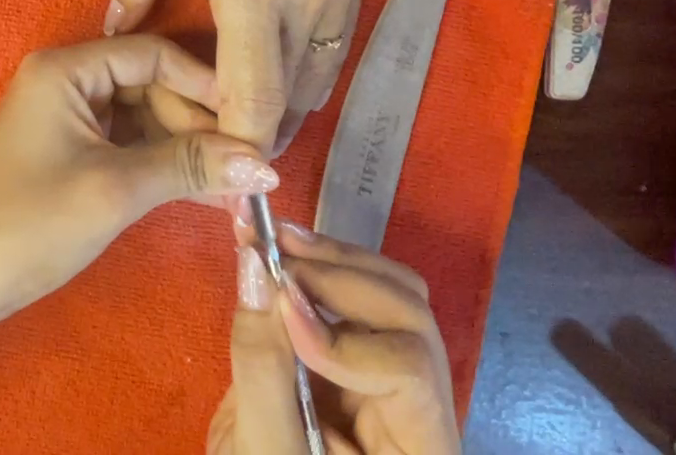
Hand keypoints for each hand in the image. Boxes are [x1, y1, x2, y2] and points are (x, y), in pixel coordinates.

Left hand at [0, 36, 280, 326]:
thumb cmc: (30, 222)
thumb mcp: (115, 189)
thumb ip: (189, 165)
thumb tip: (267, 161)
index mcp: (65, 69)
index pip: (152, 55)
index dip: (206, 85)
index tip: (257, 121)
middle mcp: (66, 80)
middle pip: (150, 84)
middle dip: (199, 123)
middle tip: (254, 164)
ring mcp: (68, 116)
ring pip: (144, 117)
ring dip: (187, 147)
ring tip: (240, 183)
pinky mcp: (72, 150)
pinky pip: (128, 143)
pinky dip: (163, 163)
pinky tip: (206, 190)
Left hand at [107, 0, 410, 152]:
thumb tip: (116, 19)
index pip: (251, 96)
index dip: (233, 145)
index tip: (207, 171)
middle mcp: (304, 3)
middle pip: (289, 105)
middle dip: (252, 139)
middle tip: (210, 152)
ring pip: (316, 84)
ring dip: (281, 113)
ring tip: (235, 126)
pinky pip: (332, 53)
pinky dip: (304, 80)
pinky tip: (272, 77)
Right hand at [213, 220, 459, 454]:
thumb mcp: (264, 444)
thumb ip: (263, 365)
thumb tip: (254, 267)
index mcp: (420, 445)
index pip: (410, 371)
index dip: (343, 338)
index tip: (281, 313)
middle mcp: (421, 401)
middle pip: (407, 316)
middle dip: (335, 275)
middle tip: (270, 251)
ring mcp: (389, 369)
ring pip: (387, 292)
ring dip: (325, 259)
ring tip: (268, 240)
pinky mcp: (353, 347)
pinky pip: (349, 293)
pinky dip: (311, 263)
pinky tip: (270, 249)